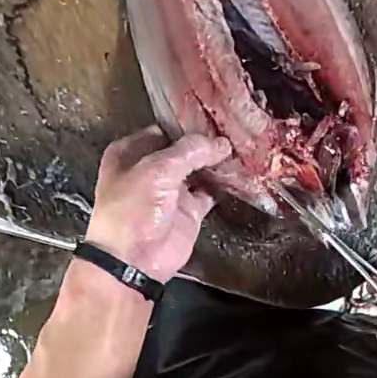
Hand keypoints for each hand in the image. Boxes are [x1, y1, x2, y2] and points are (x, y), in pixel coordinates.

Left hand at [84, 127, 231, 281]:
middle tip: (236, 131)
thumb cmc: (134, 208)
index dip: (189, 125)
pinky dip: (224, 185)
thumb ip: (190, 152)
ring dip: (218, 163)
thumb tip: (221, 143)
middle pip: (185, 150)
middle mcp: (152, 168)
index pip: (166, 130)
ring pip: (200, 170)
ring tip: (243, 148)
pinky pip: (210, 192)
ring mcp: (173, 190)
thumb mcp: (157, 170)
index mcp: (133, 152)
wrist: (134, 259)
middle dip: (207, 144)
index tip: (216, 118)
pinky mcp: (190, 211)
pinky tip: (240, 174)